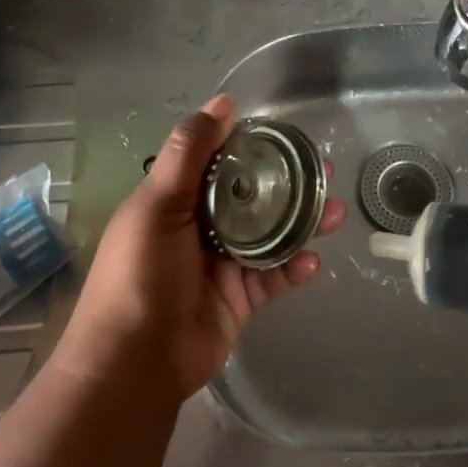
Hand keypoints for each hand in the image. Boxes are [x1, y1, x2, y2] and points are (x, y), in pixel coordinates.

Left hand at [46, 94, 344, 403]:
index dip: (251, 145)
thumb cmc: (139, 275)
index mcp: (176, 201)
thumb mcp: (158, 205)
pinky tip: (311, 262)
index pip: (219, 162)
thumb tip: (223, 102)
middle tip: (325, 171)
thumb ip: (190, 152)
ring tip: (334, 212)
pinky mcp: (240, 300)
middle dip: (289, 183)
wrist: (133, 364)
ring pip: (271, 234)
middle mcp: (201, 228)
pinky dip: (294, 268)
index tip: (286, 135)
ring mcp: (222, 265)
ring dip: (302, 223)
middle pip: (253, 196)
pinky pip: (274, 277)